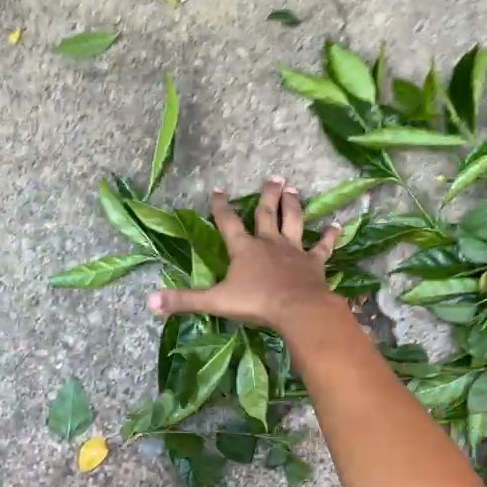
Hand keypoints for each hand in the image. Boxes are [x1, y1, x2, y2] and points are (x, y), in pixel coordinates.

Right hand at [147, 176, 350, 335]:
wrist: (296, 309)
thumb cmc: (255, 303)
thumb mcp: (214, 302)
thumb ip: (183, 300)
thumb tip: (149, 303)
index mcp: (244, 249)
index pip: (228, 222)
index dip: (221, 206)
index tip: (218, 190)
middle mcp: (269, 243)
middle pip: (267, 213)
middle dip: (268, 195)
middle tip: (273, 177)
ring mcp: (294, 251)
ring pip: (294, 222)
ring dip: (294, 205)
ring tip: (294, 189)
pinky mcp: (313, 263)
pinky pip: (322, 247)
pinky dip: (329, 236)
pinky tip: (336, 226)